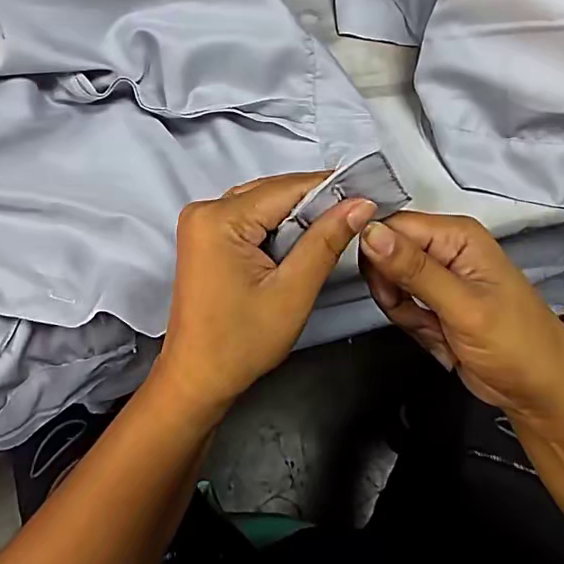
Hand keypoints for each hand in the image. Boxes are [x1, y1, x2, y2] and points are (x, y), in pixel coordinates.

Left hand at [150, 172, 376, 416]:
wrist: (197, 376)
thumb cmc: (239, 343)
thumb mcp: (292, 291)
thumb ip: (325, 242)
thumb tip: (357, 204)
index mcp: (218, 219)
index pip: (284, 189)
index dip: (328, 187)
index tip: (367, 191)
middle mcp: (204, 210)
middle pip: (271, 191)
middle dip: (313, 200)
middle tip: (357, 209)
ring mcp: (200, 222)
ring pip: (261, 201)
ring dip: (295, 212)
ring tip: (336, 222)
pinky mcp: (204, 235)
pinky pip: (247, 215)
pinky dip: (275, 223)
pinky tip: (301, 236)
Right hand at [359, 211, 563, 426]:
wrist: (545, 396)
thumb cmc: (518, 347)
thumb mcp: (463, 307)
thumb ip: (413, 268)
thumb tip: (369, 231)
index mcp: (456, 234)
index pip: (391, 226)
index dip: (378, 255)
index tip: (388, 289)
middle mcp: (445, 246)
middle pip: (385, 252)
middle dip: (391, 289)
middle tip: (415, 313)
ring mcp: (439, 274)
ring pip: (388, 280)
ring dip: (403, 311)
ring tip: (436, 329)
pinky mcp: (434, 299)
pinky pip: (400, 301)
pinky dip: (411, 322)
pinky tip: (438, 337)